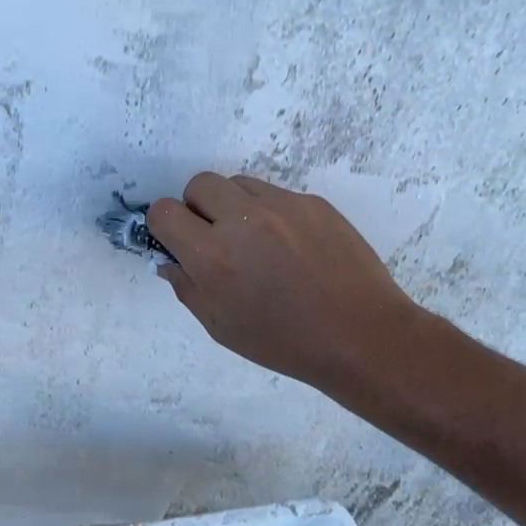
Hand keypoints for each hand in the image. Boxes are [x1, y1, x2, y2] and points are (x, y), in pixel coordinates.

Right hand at [147, 173, 422, 389]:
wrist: (361, 334)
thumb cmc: (284, 342)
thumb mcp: (220, 326)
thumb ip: (187, 287)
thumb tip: (170, 260)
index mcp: (213, 256)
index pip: (164, 212)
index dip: (164, 226)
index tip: (179, 243)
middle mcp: (243, 221)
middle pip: (199, 184)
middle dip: (197, 207)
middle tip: (214, 238)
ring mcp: (283, 206)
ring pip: (238, 183)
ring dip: (234, 206)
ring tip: (255, 242)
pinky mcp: (314, 203)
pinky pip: (276, 195)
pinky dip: (270, 214)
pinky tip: (290, 248)